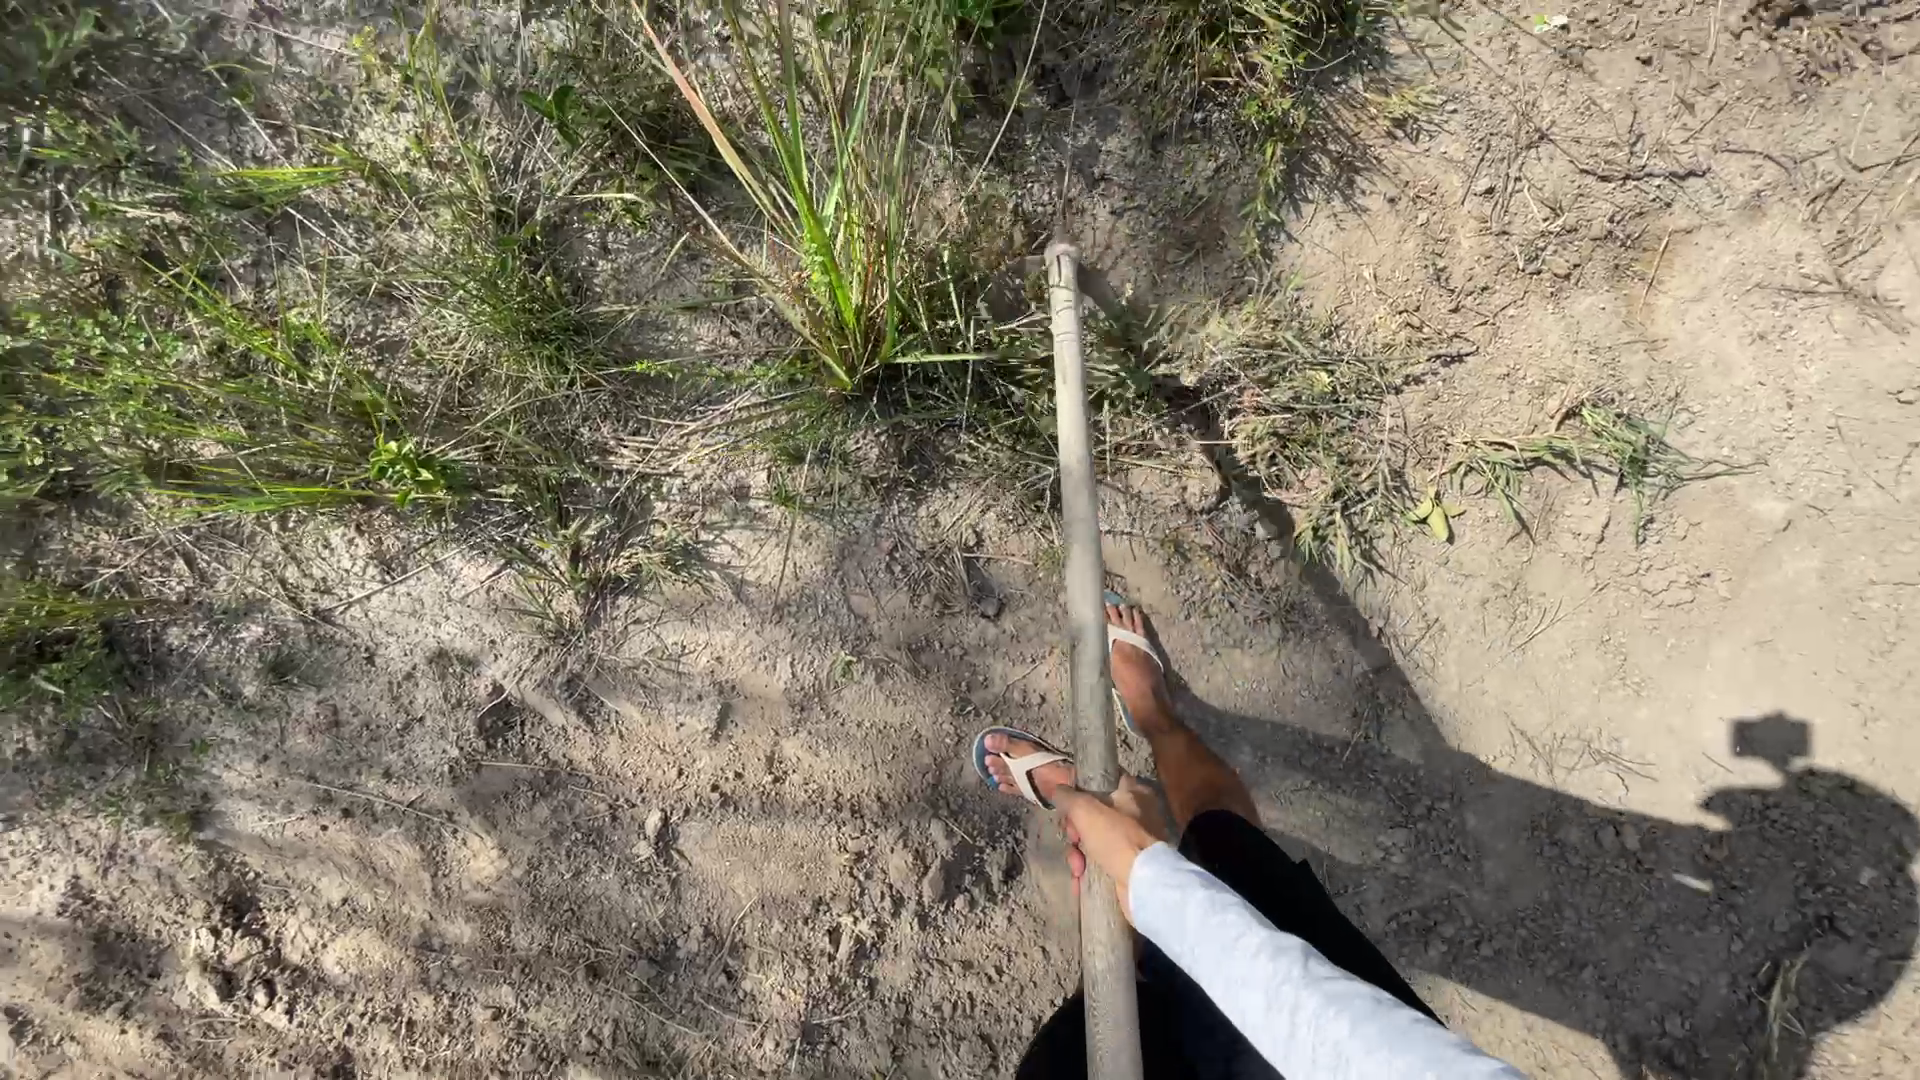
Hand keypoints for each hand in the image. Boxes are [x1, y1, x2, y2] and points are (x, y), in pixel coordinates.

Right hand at [1054, 775, 1166, 920]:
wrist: (1143, 885)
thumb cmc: (1116, 838)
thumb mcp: (1084, 809)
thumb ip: (1067, 796)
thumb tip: (1057, 790)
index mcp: (1134, 792)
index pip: (1101, 782)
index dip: (1080, 792)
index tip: (1067, 807)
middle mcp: (1138, 814)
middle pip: (1094, 814)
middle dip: (1076, 831)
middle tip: (1073, 839)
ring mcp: (1134, 842)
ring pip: (1095, 840)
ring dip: (1078, 854)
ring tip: (1077, 868)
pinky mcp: (1131, 866)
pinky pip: (1102, 862)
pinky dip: (1089, 870)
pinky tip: (1080, 879)